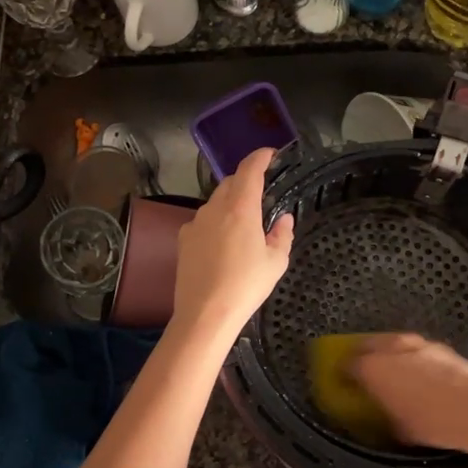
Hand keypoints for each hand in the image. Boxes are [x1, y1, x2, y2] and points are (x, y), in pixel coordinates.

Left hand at [172, 148, 293, 336]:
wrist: (205, 313)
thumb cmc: (246, 286)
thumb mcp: (275, 262)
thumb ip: (282, 235)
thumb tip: (284, 220)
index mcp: (240, 208)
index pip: (249, 169)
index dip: (260, 157)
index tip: (270, 154)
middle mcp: (214, 208)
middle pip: (230, 183)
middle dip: (246, 181)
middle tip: (262, 193)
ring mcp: (195, 223)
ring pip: (215, 203)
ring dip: (230, 204)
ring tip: (243, 224)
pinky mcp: (183, 240)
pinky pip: (202, 222)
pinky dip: (215, 223)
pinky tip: (222, 244)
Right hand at [352, 334, 467, 451]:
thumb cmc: (432, 422)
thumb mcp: (397, 427)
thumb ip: (381, 414)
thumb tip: (379, 413)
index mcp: (372, 368)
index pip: (346, 363)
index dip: (341, 373)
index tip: (342, 382)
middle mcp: (391, 348)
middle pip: (367, 344)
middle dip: (362, 354)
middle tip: (361, 369)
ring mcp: (418, 344)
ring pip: (393, 343)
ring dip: (387, 353)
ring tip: (390, 369)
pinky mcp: (441, 348)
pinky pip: (416, 350)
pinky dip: (411, 358)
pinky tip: (417, 373)